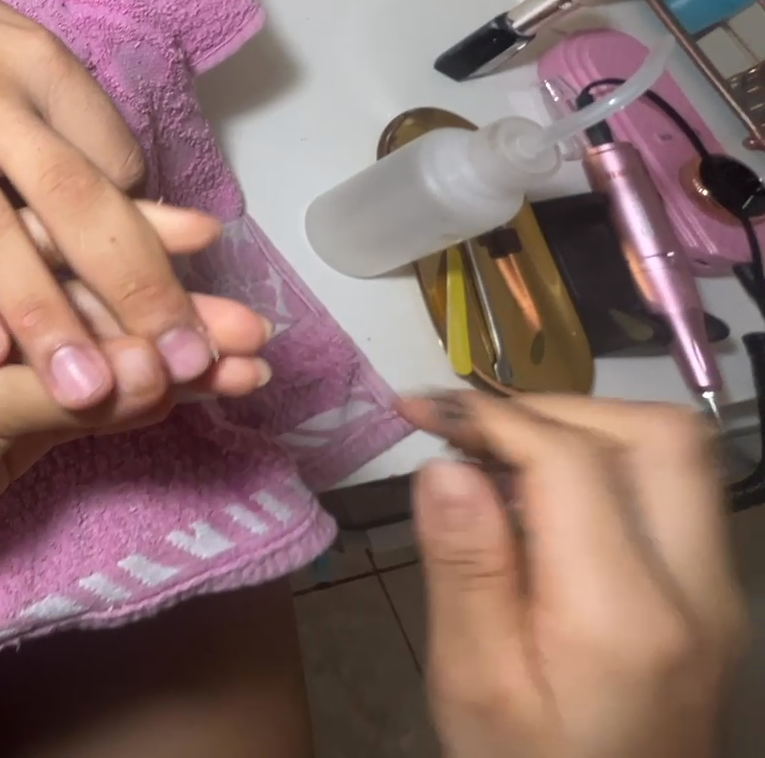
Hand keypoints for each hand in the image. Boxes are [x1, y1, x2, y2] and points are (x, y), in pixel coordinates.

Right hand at [0, 0, 218, 410]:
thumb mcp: (5, 38)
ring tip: (87, 388)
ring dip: (43, 314)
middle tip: (183, 360)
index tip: (164, 294)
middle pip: (72, 200)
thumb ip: (55, 107)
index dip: (147, 232)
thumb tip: (110, 179)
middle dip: (133, 285)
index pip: (112, 156)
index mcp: (37, 62)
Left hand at [0, 260, 272, 592]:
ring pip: (106, 351)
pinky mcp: (28, 417)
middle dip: (167, 310)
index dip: (128, 236)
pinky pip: (101, 400)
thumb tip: (163, 367)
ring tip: (251, 365)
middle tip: (249, 328)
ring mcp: (14, 365)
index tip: (205, 237)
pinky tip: (208, 395)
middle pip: (93, 296)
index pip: (53, 238)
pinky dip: (149, 399)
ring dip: (172, 358)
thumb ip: (62, 387)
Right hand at [399, 392, 747, 757]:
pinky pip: (659, 492)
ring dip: (569, 428)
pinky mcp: (705, 595)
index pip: (572, 462)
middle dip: (547, 405)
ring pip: (668, 456)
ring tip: (481, 450)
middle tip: (460, 425)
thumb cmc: (521, 755)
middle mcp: (697, 589)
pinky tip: (517, 493)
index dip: (487, 415)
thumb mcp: (473, 672)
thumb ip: (465, 565)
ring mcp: (715, 591)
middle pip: (658, 438)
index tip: (413, 411)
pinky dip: (584, 462)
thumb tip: (444, 465)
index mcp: (626, 611)